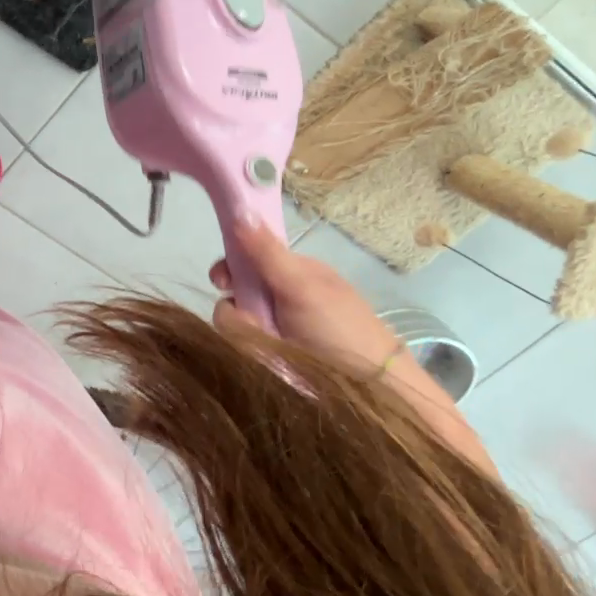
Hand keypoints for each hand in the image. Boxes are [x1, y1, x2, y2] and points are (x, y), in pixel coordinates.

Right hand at [209, 218, 400, 371]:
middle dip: (239, 313)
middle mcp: (276, 303)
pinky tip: (273, 363)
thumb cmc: (339, 328)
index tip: (222, 282)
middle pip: (231, 299)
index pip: (242, 263)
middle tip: (257, 325)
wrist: (373, 387)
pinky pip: (242, 352)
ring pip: (233, 328)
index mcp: (289, 276)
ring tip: (275, 349)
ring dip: (247, 337)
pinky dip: (253, 356)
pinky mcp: (271, 362)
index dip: (228, 270)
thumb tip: (239, 208)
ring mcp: (273, 335)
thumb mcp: (300, 286)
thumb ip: (265, 252)